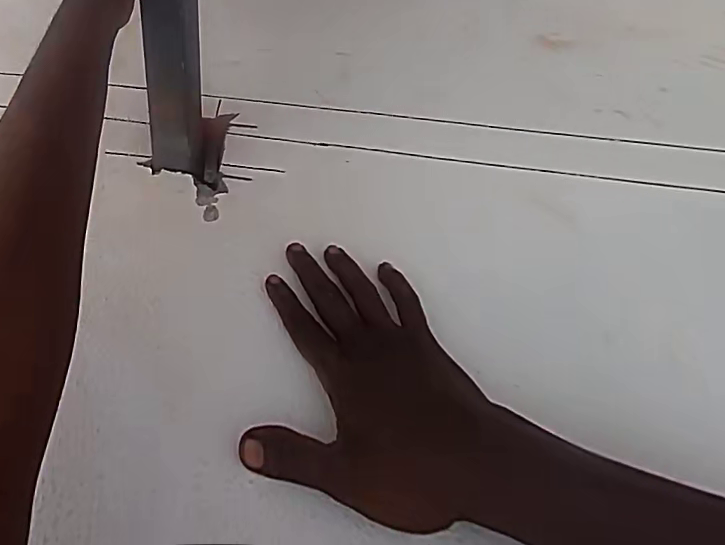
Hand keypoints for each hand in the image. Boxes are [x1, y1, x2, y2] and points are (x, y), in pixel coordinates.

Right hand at [240, 244, 495, 533]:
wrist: (474, 463)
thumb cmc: (413, 472)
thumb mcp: (342, 475)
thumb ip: (293, 457)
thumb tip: (250, 446)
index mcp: (345, 376)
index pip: (306, 331)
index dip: (287, 305)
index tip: (275, 281)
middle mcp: (369, 350)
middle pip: (331, 303)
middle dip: (310, 275)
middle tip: (296, 250)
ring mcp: (400, 343)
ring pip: (365, 296)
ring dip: (347, 272)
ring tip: (333, 251)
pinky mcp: (427, 346)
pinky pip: (407, 305)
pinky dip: (396, 285)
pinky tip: (388, 271)